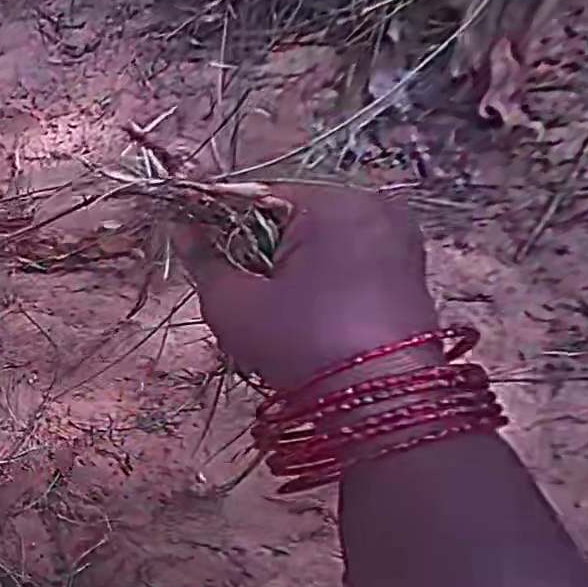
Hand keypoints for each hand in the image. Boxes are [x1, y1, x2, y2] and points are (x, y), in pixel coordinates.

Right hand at [181, 184, 438, 388]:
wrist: (376, 390)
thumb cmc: (295, 340)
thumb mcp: (232, 304)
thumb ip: (204, 261)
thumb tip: (181, 229)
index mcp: (329, 204)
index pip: (256, 196)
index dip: (217, 224)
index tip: (196, 255)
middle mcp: (372, 204)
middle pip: (289, 216)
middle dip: (253, 248)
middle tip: (236, 294)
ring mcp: (396, 234)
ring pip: (316, 237)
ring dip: (283, 264)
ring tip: (268, 308)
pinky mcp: (406, 264)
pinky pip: (344, 255)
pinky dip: (314, 275)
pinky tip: (301, 312)